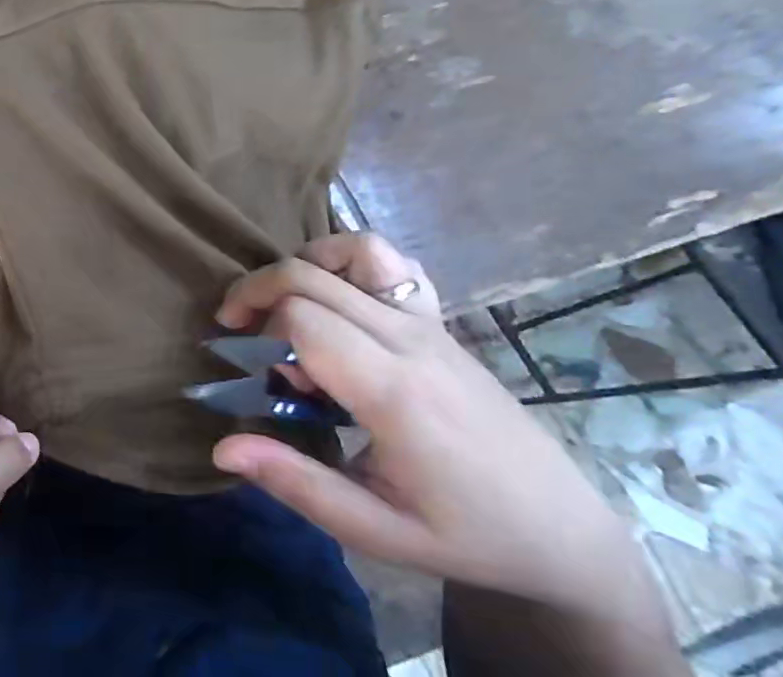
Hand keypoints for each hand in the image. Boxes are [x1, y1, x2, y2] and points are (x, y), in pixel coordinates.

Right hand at [211, 234, 666, 630]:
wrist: (560, 526)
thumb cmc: (464, 533)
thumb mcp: (375, 530)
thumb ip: (297, 484)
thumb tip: (222, 448)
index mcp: (393, 392)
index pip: (303, 320)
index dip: (258, 330)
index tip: (250, 366)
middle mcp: (409, 340)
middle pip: (311, 276)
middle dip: (257, 290)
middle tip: (235, 328)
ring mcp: (429, 323)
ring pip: (354, 250)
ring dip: (302, 265)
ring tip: (283, 305)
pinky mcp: (439, 320)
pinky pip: (392, 261)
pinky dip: (349, 257)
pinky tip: (335, 293)